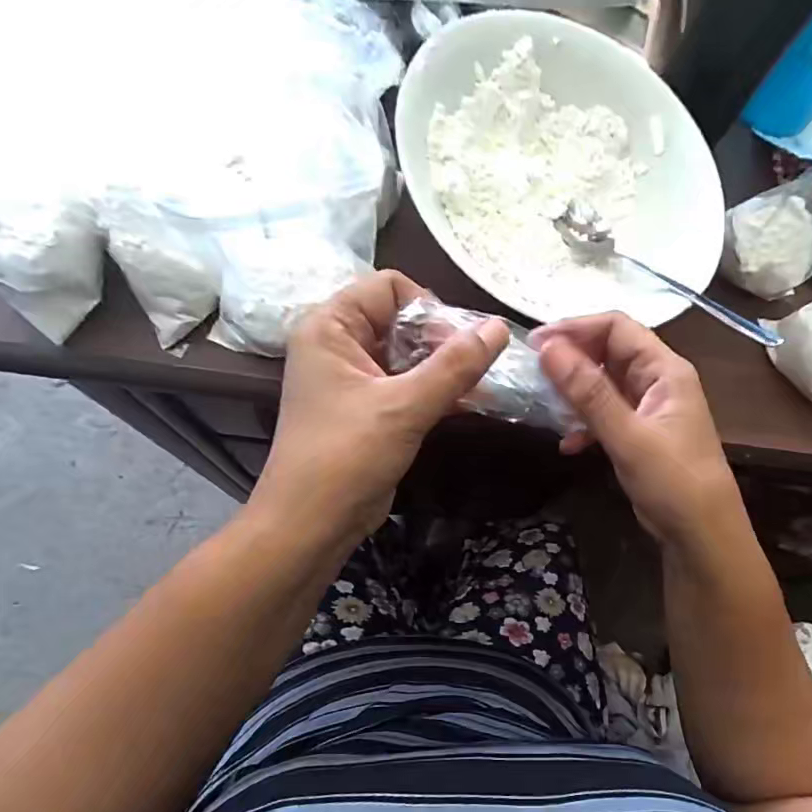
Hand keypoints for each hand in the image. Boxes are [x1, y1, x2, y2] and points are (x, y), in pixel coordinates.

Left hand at [251, 271, 507, 540]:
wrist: (312, 524)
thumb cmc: (347, 456)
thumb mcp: (404, 406)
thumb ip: (454, 366)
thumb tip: (499, 327)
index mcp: (330, 327)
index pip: (389, 287)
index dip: (429, 308)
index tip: (457, 345)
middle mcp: (339, 346)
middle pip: (403, 321)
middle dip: (444, 342)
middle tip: (476, 371)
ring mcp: (354, 381)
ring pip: (410, 357)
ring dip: (446, 370)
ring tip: (485, 389)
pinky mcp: (368, 412)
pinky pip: (408, 388)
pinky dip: (436, 393)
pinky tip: (472, 405)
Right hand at [533, 312, 741, 546]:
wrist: (701, 533)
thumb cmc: (673, 481)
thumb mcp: (628, 435)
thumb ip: (588, 392)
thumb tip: (549, 349)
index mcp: (665, 370)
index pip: (617, 327)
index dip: (575, 327)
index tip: (535, 343)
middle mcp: (657, 381)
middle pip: (607, 351)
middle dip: (570, 359)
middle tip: (532, 371)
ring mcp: (647, 408)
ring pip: (602, 384)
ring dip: (573, 393)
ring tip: (543, 405)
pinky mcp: (638, 434)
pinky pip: (604, 415)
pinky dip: (584, 423)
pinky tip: (568, 444)